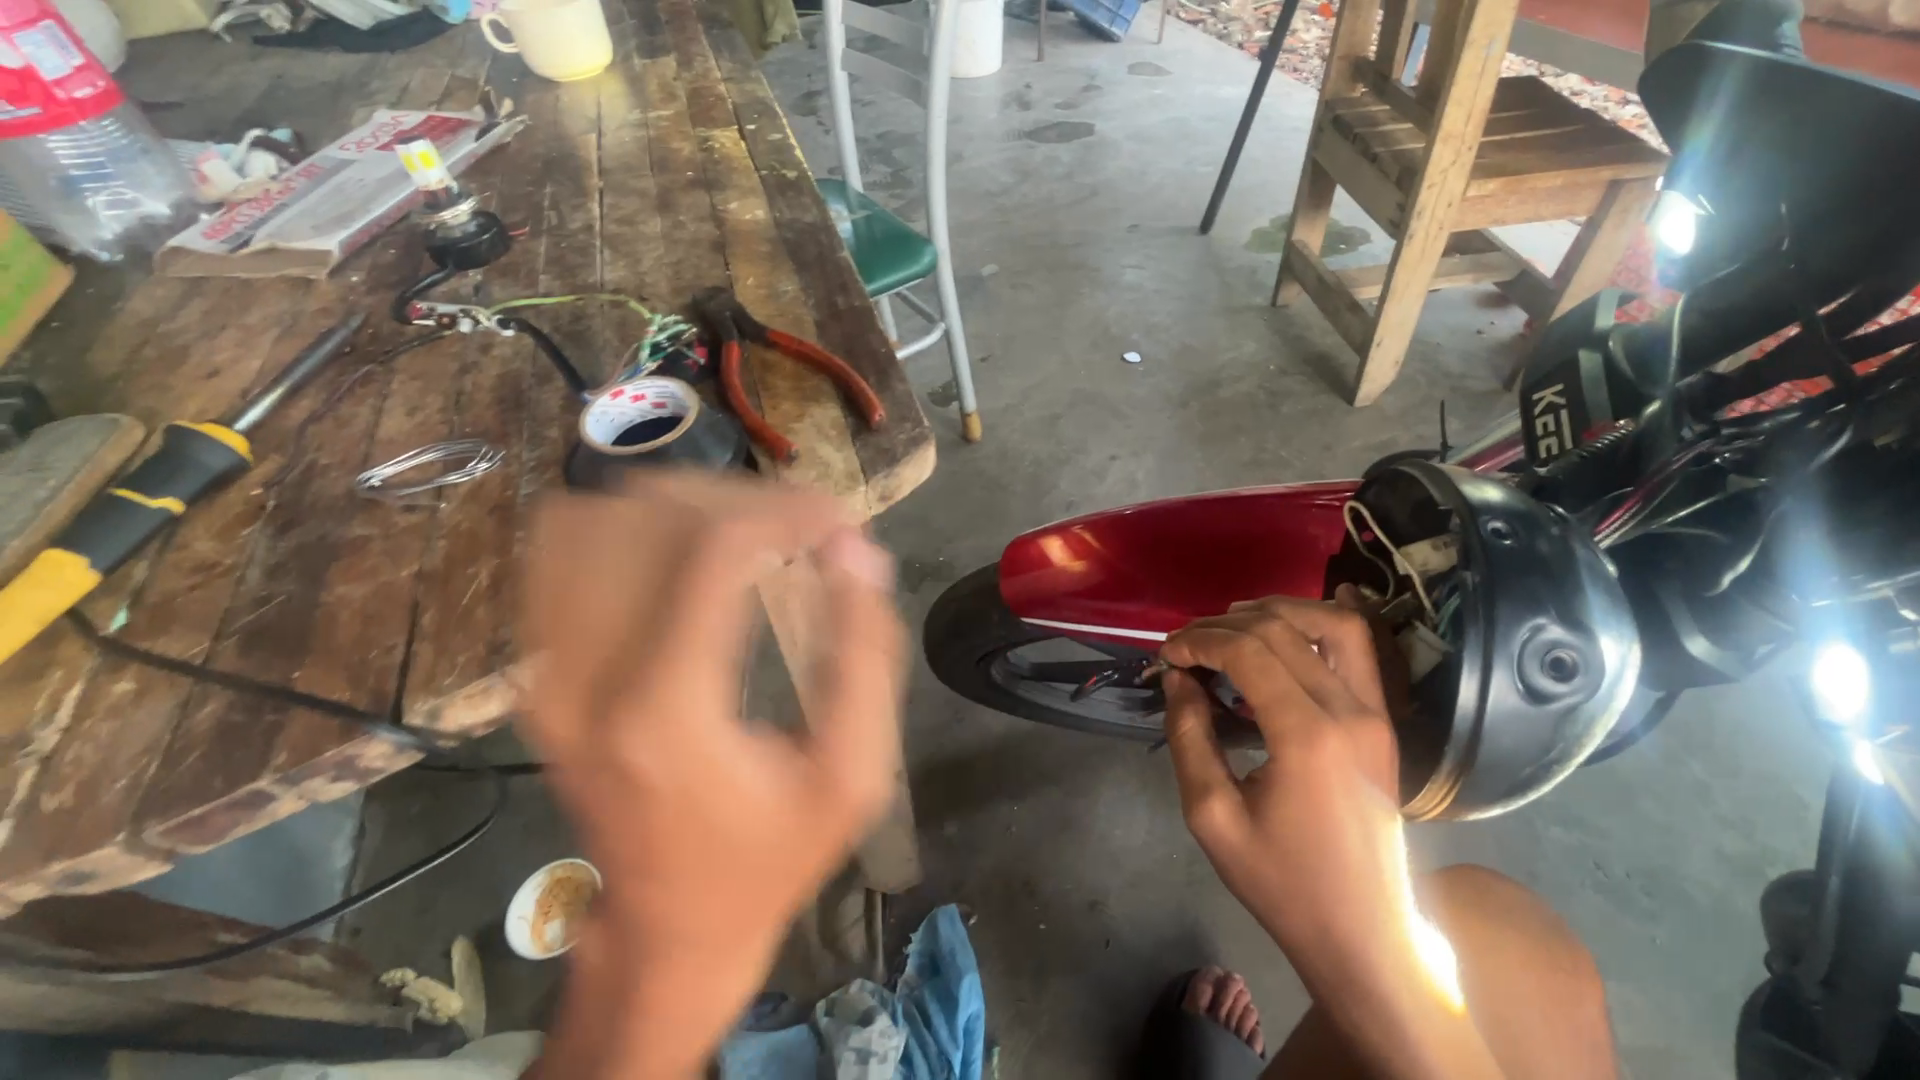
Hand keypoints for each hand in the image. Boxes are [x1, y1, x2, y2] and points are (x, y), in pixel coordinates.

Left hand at [518, 472, 904, 1079]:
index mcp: (668, 711)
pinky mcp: (536, 674)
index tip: (838, 521)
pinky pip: (557, 556)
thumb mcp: (852, 778)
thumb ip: (864, 659)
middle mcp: (586, 679)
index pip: (715, 550)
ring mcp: (545, 674)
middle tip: (798, 526)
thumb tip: (855, 550)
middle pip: (647, 517)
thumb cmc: (770, 857)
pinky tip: (680, 555)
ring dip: (678, 506)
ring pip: (591, 519)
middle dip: (738, 500)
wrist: (667, 927)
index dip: (787, 512)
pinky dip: (624, 529)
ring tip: (743, 531)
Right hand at [1161, 592, 1505, 1079]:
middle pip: (1283, 630)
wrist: (1364, 931)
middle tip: (1186, 645)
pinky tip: (1289, 626)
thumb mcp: (1211, 816)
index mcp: (1306, 736)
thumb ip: (1189, 736)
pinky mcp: (1384, 722)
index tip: (1167, 654)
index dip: (1200, 641)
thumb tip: (1177, 678)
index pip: (1249, 652)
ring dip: (1277, 612)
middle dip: (1223, 625)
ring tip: (1231, 627)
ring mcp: (1376, 714)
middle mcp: (1349, 711)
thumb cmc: (1281, 881)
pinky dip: (1323, 623)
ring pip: (1333, 624)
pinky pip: (1361, 650)